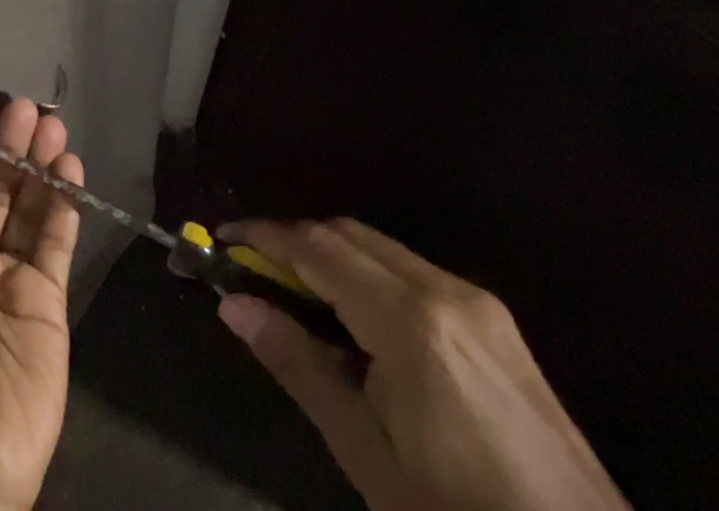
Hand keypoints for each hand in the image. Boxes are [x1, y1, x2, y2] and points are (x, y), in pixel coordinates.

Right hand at [216, 218, 628, 510]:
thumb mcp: (362, 447)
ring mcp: (480, 305)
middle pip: (350, 235)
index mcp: (408, 319)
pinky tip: (351, 323)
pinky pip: (413, 274)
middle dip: (293, 241)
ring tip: (290, 297)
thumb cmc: (454, 510)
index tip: (220, 240)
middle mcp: (447, 291)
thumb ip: (297, 364)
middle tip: (249, 273)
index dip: (263, 235)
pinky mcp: (498, 325)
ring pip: (383, 250)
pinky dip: (367, 277)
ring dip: (330, 257)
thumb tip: (234, 305)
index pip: (318, 248)